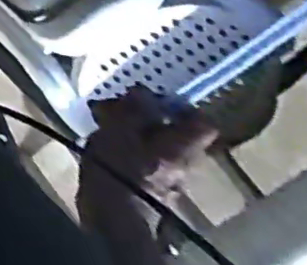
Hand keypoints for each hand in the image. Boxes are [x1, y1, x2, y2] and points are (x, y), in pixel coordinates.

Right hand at [84, 87, 218, 202]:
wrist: (111, 216)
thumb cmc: (117, 166)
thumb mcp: (120, 128)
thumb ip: (135, 108)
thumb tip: (145, 91)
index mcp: (182, 148)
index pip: (202, 123)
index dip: (182, 106)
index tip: (155, 94)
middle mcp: (184, 165)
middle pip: (176, 132)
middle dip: (148, 115)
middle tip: (118, 103)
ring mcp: (169, 178)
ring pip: (158, 143)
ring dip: (135, 128)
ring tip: (104, 118)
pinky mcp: (151, 187)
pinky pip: (146, 157)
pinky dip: (129, 144)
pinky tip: (104, 139)